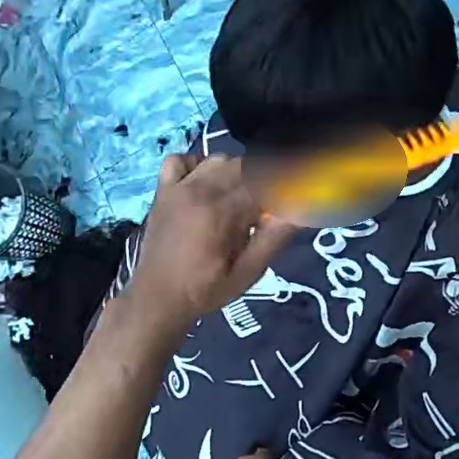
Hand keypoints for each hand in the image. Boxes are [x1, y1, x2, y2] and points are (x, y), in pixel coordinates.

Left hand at [121, 154, 297, 336]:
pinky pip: (180, 159)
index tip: (297, 194)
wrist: (157, 299)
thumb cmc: (206, 290)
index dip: (286, 185)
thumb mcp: (248, 272)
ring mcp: (178, 187)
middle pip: (245, 165)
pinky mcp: (163, 190)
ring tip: (242, 198)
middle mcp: (200, 190)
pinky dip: (197, 164)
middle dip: (265, 179)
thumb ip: (274, 238)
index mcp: (222, 212)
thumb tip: (301, 210)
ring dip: (237, 172)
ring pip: (218, 159)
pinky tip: (206, 184)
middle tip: (270, 204)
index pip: (265, 182)